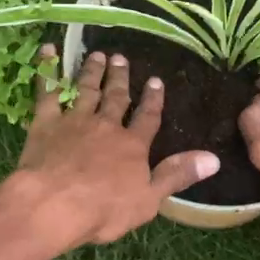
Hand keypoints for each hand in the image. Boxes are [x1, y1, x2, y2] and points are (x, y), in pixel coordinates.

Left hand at [1, 46, 218, 247]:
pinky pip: (47, 91)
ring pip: (86, 89)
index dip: (153, 100)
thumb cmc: (103, 209)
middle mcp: (106, 125)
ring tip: (97, 56)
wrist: (53, 204)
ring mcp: (75, 121)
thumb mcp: (149, 199)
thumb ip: (177, 175)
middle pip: (116, 98)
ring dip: (92, 71)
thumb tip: (214, 158)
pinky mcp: (45, 123)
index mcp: (133, 145)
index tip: (156, 81)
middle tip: (122, 58)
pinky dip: (48, 69)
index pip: (148, 118)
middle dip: (121, 78)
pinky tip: (48, 50)